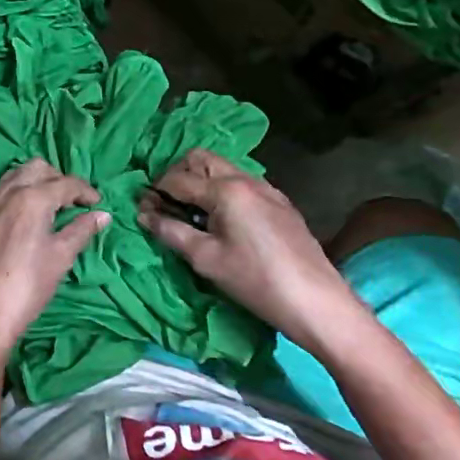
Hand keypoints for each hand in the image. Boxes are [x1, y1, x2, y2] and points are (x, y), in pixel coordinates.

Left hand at [0, 159, 109, 361]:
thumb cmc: (30, 283)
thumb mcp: (62, 255)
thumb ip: (82, 229)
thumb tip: (103, 214)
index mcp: (34, 197)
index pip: (67, 183)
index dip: (86, 191)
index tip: (98, 204)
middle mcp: (10, 190)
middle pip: (39, 168)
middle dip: (59, 179)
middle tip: (73, 202)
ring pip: (16, 173)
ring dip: (35, 180)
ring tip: (49, 202)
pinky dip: (9, 191)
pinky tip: (16, 207)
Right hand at [139, 149, 358, 345]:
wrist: (316, 301)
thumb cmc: (255, 281)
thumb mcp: (206, 259)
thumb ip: (171, 232)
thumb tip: (143, 214)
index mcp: (225, 189)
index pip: (177, 179)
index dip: (154, 192)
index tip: (142, 209)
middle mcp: (246, 178)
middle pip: (201, 159)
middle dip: (178, 175)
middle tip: (167, 205)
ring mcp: (267, 188)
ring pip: (223, 168)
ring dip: (201, 181)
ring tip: (191, 214)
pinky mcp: (280, 202)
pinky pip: (242, 183)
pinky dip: (222, 190)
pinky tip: (222, 220)